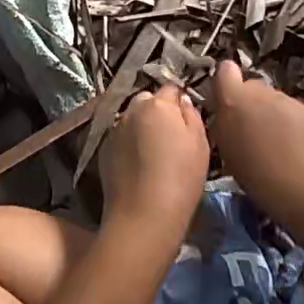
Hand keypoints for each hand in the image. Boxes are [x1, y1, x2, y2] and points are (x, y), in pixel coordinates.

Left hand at [99, 85, 208, 243]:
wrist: (143, 215)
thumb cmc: (180, 178)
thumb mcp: (200, 144)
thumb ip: (192, 115)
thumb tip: (182, 101)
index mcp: (157, 104)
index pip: (170, 88)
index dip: (179, 100)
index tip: (186, 117)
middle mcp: (131, 110)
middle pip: (147, 101)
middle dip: (157, 111)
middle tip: (170, 135)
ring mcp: (114, 129)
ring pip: (132, 119)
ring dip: (141, 126)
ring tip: (153, 152)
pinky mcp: (103, 149)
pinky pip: (121, 137)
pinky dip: (129, 143)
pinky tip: (138, 164)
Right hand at [209, 62, 303, 217]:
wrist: (295, 185)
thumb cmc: (250, 170)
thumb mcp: (225, 145)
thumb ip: (225, 120)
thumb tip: (229, 110)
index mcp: (233, 98)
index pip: (226, 70)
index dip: (228, 82)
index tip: (228, 99)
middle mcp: (261, 91)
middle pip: (254, 87)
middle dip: (253, 103)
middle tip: (253, 129)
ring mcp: (288, 99)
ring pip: (277, 100)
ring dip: (274, 114)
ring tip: (277, 143)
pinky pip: (296, 112)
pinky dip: (294, 124)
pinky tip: (296, 146)